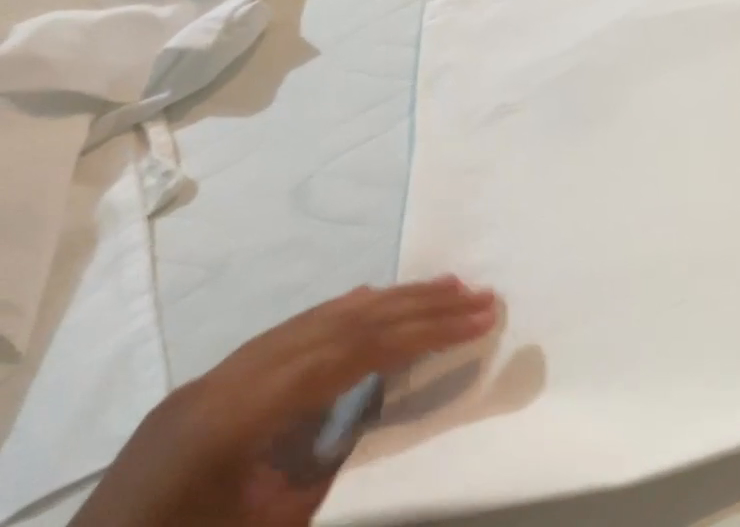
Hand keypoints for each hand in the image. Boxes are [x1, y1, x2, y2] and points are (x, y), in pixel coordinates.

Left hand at [76, 277, 496, 526]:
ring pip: (314, 321)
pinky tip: (368, 302)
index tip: (484, 319)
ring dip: (386, 302)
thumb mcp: (277, 519)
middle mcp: (227, 380)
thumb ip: (333, 454)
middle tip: (482, 294)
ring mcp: (211, 381)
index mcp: (243, 413)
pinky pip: (285, 336)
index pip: (355, 352)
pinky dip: (340, 315)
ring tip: (445, 286)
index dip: (426, 331)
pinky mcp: (205, 390)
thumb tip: (388, 402)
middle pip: (340, 324)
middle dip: (419, 305)